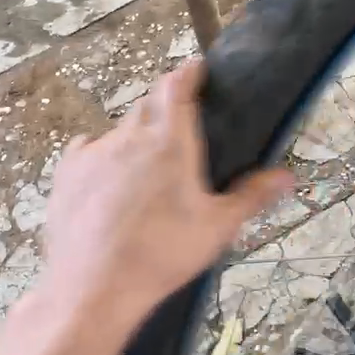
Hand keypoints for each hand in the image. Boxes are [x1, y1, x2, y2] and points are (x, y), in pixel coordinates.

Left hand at [39, 60, 290, 342]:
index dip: (188, 73)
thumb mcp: (218, 227)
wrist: (94, 288)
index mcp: (170, 142)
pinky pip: (87, 149)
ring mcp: (93, 154)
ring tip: (148, 159)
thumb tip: (288, 176)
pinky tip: (107, 173)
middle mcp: (129, 137)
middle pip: (148, 105)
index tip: (197, 67)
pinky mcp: (66, 175)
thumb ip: (252, 196)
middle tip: (182, 119)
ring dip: (136, 134)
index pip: (176, 88)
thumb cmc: (164, 253)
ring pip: (119, 129)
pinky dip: (102, 153)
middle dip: (165, 103)